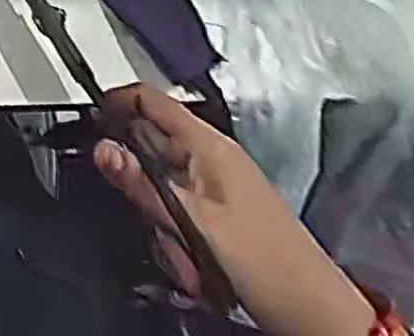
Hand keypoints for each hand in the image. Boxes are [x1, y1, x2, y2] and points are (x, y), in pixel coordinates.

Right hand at [95, 85, 376, 335]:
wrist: (323, 321)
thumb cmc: (267, 264)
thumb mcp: (192, 222)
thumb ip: (140, 184)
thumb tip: (101, 148)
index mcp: (207, 145)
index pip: (149, 99)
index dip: (116, 101)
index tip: (90, 121)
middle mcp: (210, 159)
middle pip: (148, 147)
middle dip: (139, 185)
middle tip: (145, 215)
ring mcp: (216, 187)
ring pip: (159, 186)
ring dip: (159, 221)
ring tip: (181, 255)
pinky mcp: (220, 215)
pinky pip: (176, 211)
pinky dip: (176, 237)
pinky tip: (191, 266)